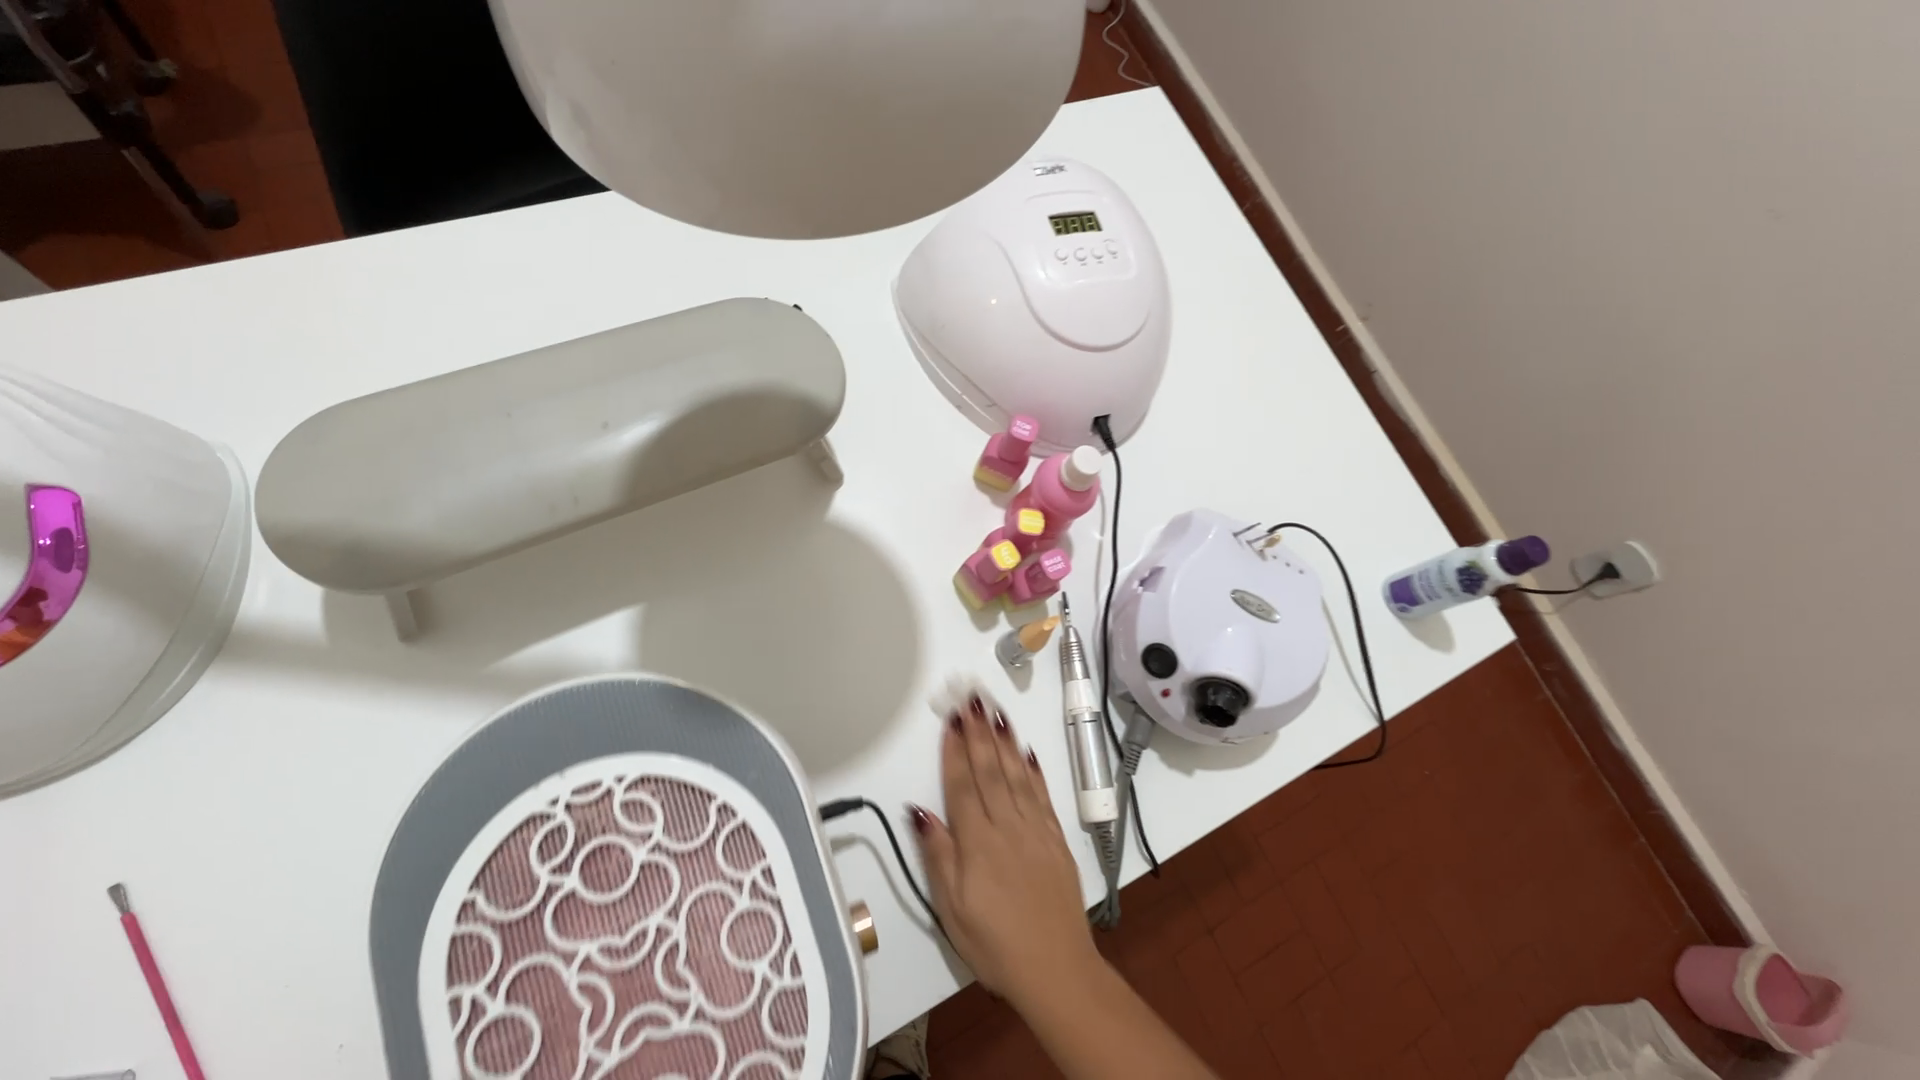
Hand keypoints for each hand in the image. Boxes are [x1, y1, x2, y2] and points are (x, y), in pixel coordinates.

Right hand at [910, 691, 1100, 1008]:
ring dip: (1004, 741)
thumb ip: (938, 855)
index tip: (951, 719)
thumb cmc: (994, 945)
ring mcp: (1036, 831)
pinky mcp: (1056, 840)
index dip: (954, 751)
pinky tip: (1025, 752)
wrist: (1056, 968)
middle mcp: (1007, 827)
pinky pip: (1042, 795)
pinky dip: (1033, 770)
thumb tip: (920, 811)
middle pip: (990, 771)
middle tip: (972, 699)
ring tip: (995, 711)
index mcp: (977, 843)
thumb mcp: (951, 909)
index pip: (962, 786)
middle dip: (979, 733)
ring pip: (1017, 775)